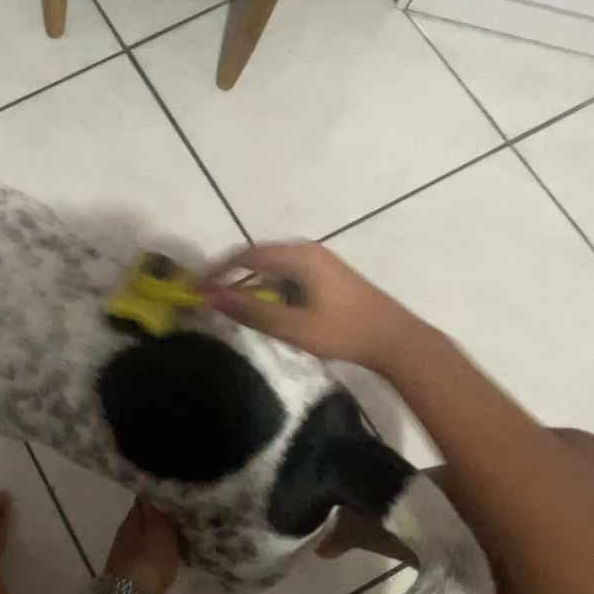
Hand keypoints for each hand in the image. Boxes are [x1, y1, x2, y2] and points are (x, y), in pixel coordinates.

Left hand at [103, 500, 181, 593]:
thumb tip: (154, 494)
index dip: (158, 498)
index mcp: (131, 519)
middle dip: (159, 518)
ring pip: (143, 537)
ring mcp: (123, 552)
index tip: (174, 498)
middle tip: (180, 520)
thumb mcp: (160, 533)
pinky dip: (154, 552)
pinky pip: (144, 553)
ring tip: (177, 538)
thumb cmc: (149, 562)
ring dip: (157, 537)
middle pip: (143, 520)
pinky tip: (166, 557)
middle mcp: (124, 532)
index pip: (144, 501)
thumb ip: (158, 513)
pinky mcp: (127, 570)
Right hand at [201, 241, 419, 366]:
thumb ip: (251, 311)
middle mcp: (307, 251)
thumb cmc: (344, 332)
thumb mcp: (293, 326)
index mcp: (299, 257)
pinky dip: (268, 289)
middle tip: (209, 298)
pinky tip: (263, 309)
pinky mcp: (325, 277)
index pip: (246, 255)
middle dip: (230, 276)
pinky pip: (286, 276)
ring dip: (249, 285)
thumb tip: (210, 298)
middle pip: (258, 258)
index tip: (196, 288)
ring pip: (272, 268)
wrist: (396, 341)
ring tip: (230, 307)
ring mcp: (318, 263)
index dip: (218, 270)